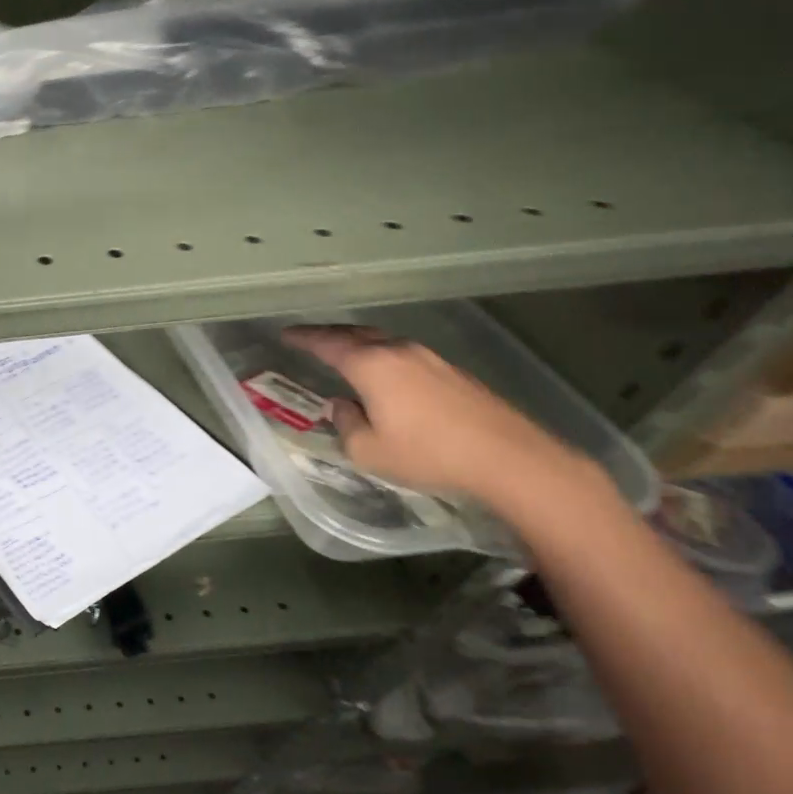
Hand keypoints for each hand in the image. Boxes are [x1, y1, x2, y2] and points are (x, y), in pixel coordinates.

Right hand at [282, 324, 596, 504]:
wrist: (509, 459)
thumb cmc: (428, 455)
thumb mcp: (368, 450)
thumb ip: (346, 424)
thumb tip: (342, 407)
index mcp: (372, 366)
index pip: (328, 343)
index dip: (304, 338)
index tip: (285, 334)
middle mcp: (400, 353)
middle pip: (358, 334)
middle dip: (330, 334)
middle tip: (310, 339)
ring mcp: (432, 360)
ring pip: (385, 343)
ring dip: (361, 344)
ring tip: (345, 353)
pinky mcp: (455, 374)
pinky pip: (406, 356)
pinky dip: (385, 358)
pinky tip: (385, 375)